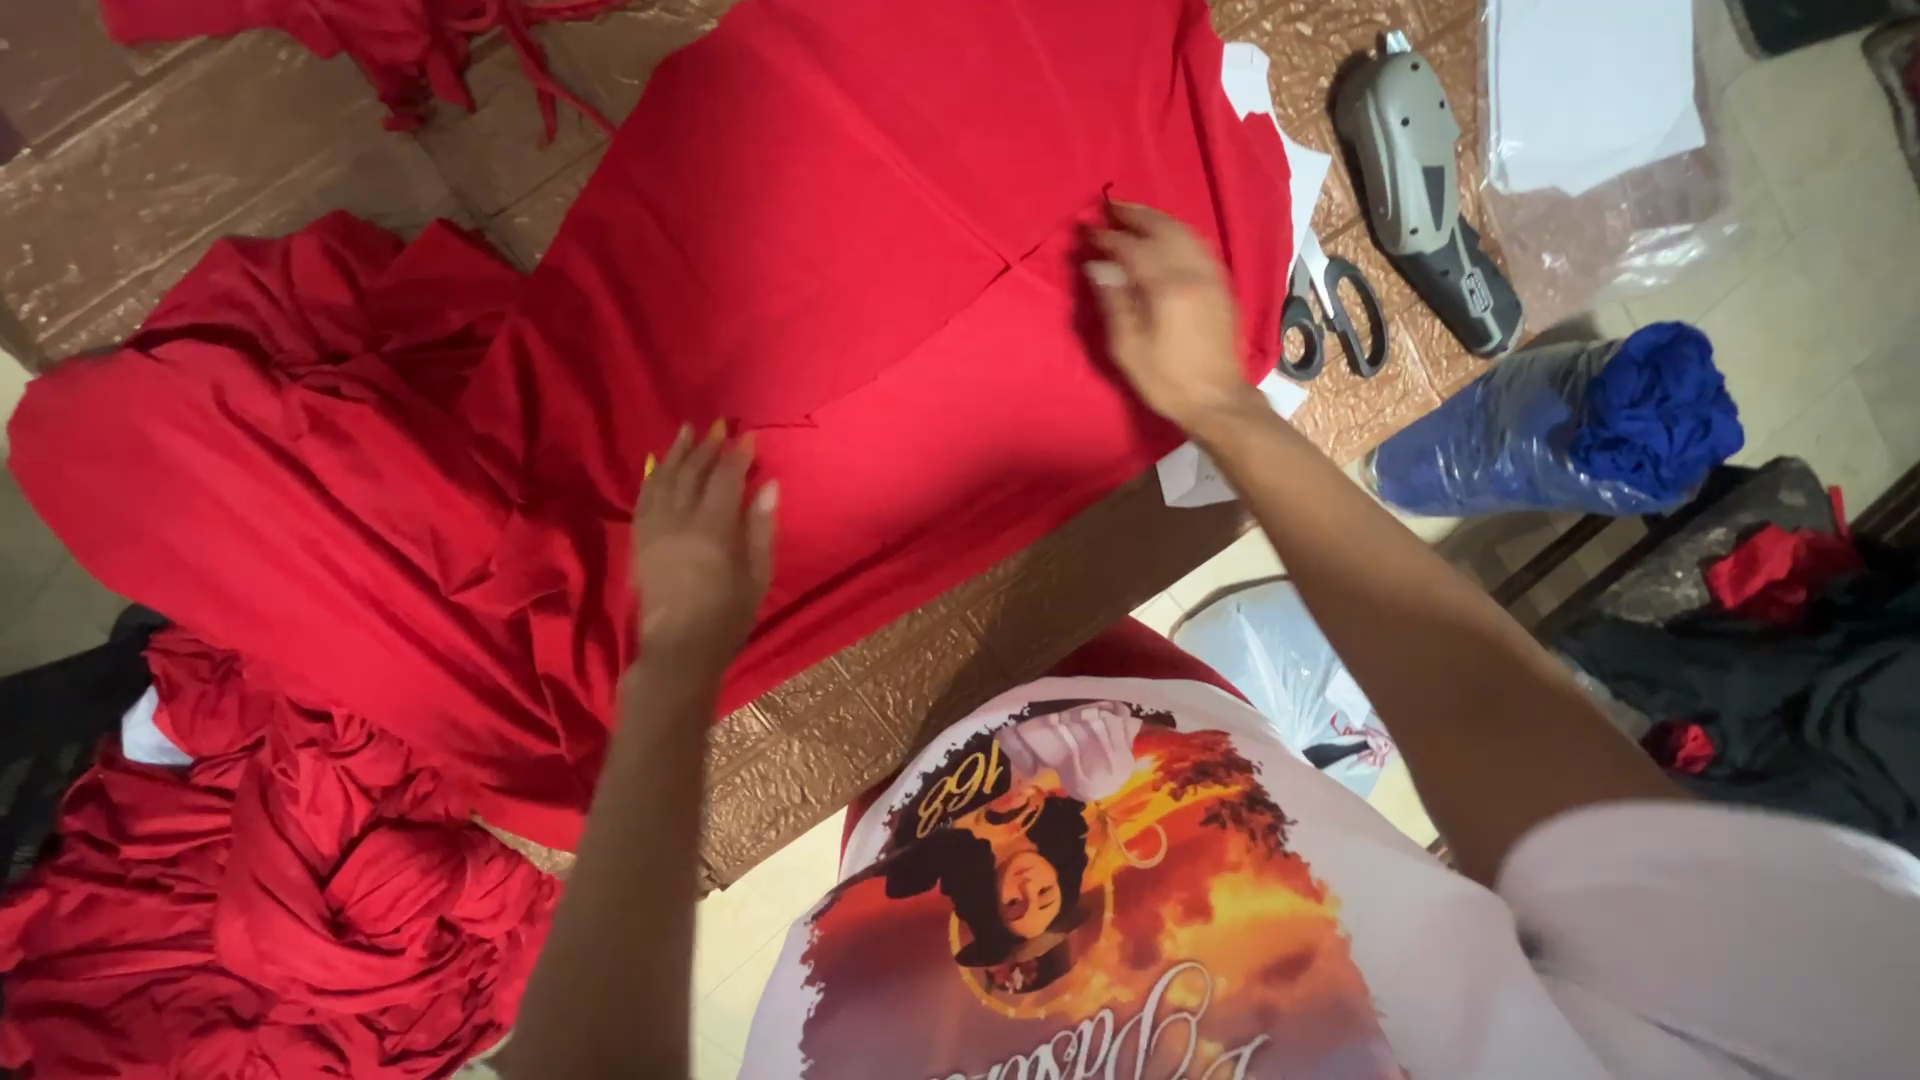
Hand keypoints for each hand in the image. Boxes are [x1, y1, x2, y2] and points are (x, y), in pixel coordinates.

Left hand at [632, 424, 777, 674]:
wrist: (679, 651)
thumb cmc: (728, 619)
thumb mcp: (758, 578)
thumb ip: (762, 529)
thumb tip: (768, 486)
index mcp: (712, 531)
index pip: (725, 480)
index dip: (737, 456)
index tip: (749, 437)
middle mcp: (678, 523)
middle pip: (691, 474)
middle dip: (706, 447)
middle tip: (719, 426)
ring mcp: (654, 531)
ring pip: (662, 481)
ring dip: (676, 454)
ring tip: (686, 431)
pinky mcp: (640, 543)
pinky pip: (644, 499)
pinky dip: (653, 477)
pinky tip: (659, 465)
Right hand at [1086, 202, 1261, 431]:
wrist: (1217, 400)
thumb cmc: (1166, 381)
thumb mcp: (1128, 349)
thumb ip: (1114, 303)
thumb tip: (1098, 267)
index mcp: (1167, 288)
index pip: (1133, 249)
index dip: (1109, 237)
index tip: (1088, 230)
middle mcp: (1193, 273)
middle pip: (1163, 229)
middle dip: (1136, 216)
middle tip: (1111, 208)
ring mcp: (1212, 277)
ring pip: (1186, 233)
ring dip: (1159, 220)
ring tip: (1136, 216)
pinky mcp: (1222, 287)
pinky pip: (1200, 246)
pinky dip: (1179, 233)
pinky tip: (1168, 238)